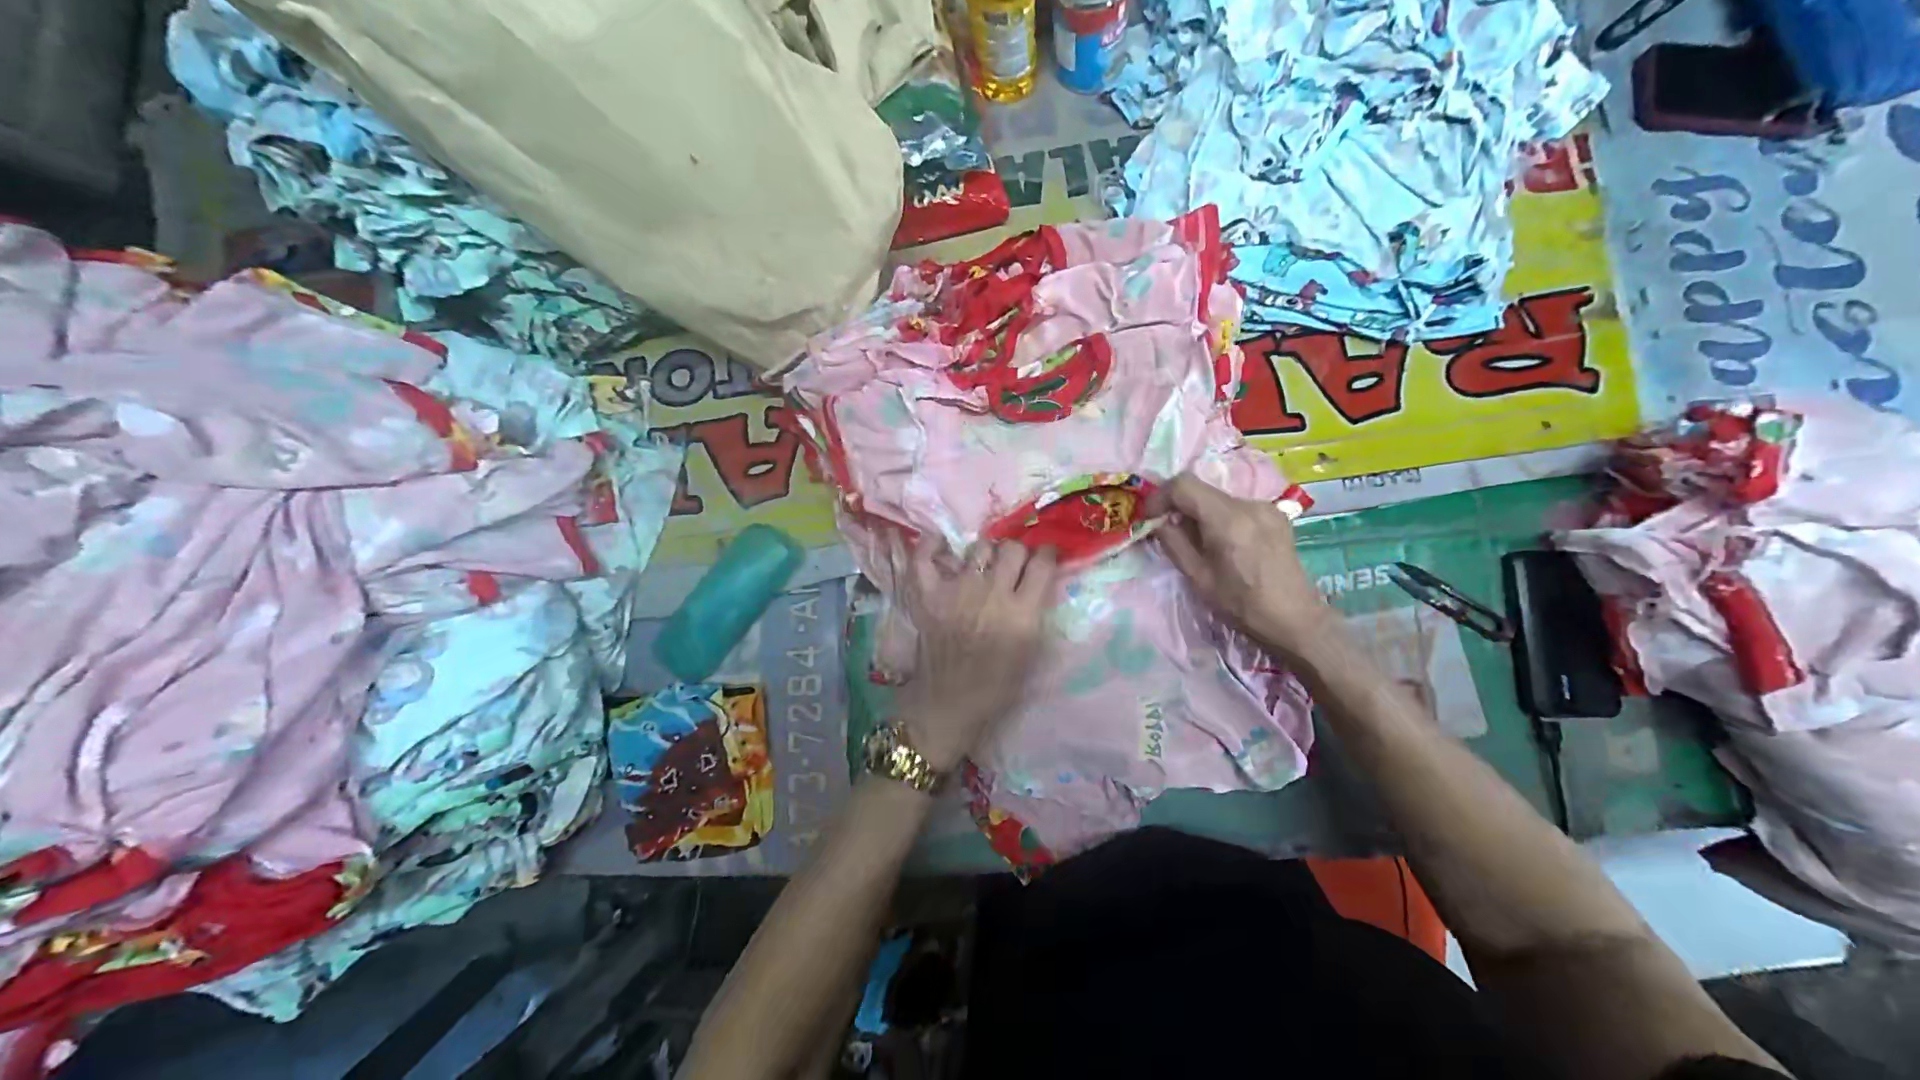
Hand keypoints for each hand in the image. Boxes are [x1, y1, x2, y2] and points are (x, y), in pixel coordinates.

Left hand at [890, 536, 1057, 772]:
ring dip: (985, 553)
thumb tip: (1038, 580)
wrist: (951, 703)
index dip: (1046, 555)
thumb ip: (1036, 610)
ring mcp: (957, 590)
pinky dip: (932, 546)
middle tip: (1012, 566)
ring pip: (979, 547)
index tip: (1044, 558)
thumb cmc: (997, 684)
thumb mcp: (1032, 649)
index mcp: (1022, 611)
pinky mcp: (928, 595)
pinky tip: (941, 545)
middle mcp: (992, 592)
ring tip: (982, 565)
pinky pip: (925, 556)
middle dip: (1016, 553)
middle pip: (1011, 548)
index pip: (1042, 562)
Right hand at [1147, 473, 1334, 662]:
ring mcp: (1266, 507)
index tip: (1151, 517)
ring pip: (1218, 498)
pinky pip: (1237, 507)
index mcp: (1228, 519)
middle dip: (1179, 505)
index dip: (1160, 496)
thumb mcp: (1197, 577)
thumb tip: (1158, 521)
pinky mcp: (1276, 515)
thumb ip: (1173, 542)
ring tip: (1198, 542)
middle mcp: (1249, 504)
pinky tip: (1223, 544)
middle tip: (1168, 531)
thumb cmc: (1241, 604)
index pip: (1184, 484)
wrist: (1295, 620)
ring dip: (1200, 513)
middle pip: (1202, 489)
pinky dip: (1220, 518)